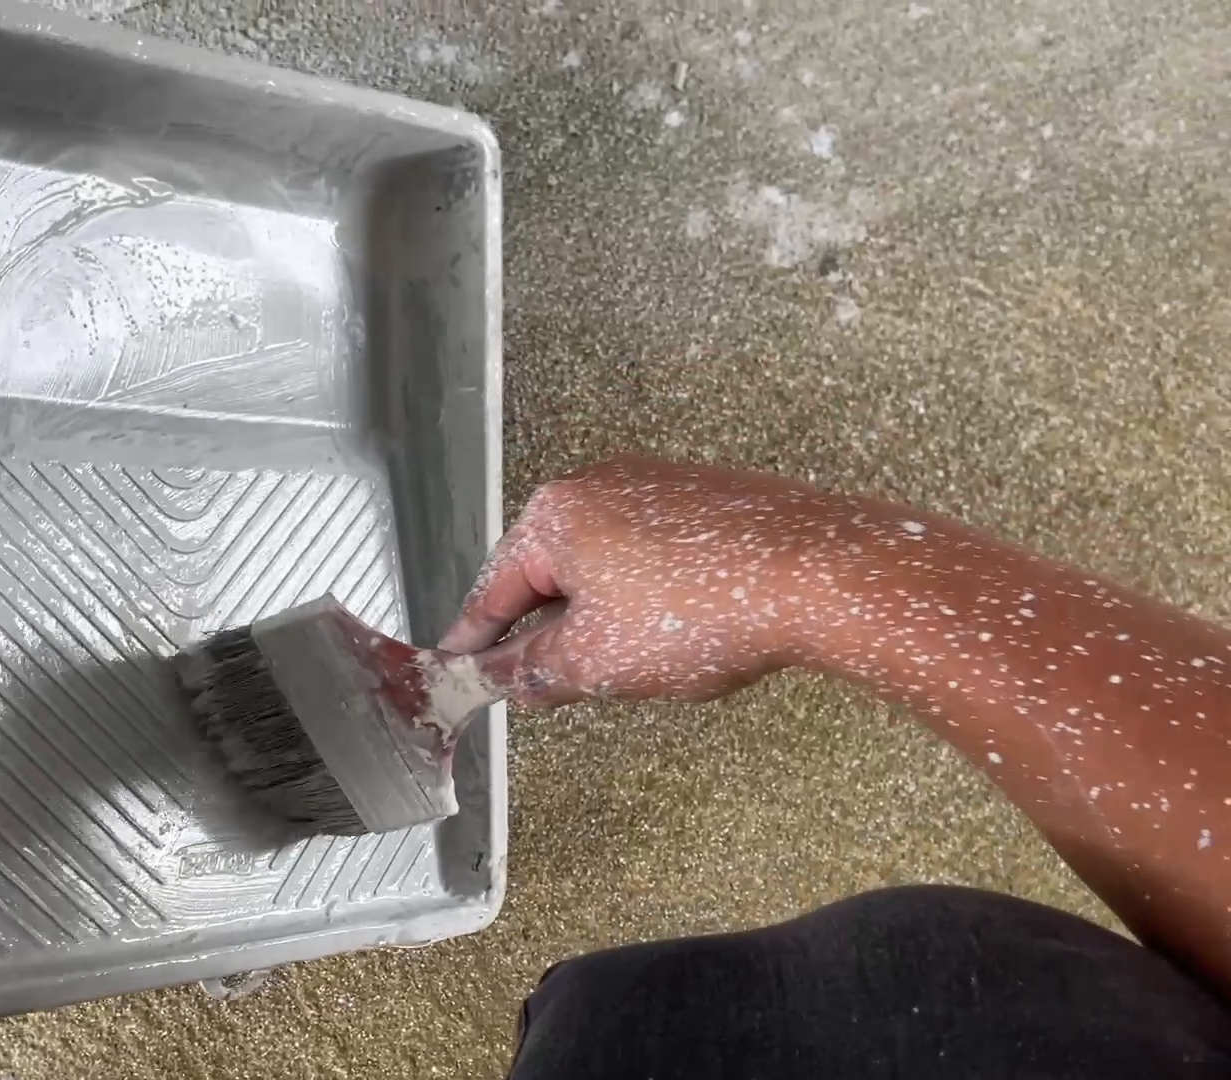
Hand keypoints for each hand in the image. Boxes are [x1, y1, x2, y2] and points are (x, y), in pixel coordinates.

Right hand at [441, 458, 858, 704]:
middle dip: (541, 629)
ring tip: (616, 658)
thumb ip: (530, 670)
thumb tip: (500, 679)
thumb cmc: (702, 610)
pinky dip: (634, 590)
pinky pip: (640, 547)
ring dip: (590, 612)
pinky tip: (663, 623)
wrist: (830, 575)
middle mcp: (593, 486)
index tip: (457, 667)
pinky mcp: (697, 494)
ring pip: (593, 562)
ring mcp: (649, 483)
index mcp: (553, 516)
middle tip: (540, 679)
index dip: (473, 640)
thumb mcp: (594, 660)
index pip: (493, 590)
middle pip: (543, 573)